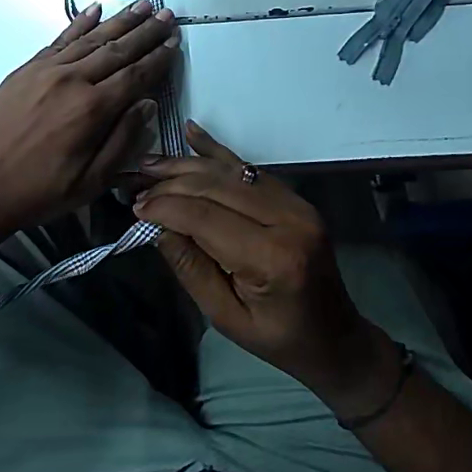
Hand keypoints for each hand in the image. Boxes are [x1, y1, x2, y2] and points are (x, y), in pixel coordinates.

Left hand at [0, 0, 179, 244]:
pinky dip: (78, 24)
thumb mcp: (90, 182)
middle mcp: (70, 81)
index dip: (158, 58)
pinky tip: (93, 11)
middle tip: (165, 14)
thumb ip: (123, 141)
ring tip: (140, 6)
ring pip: (89, 39)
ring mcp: (44, 72)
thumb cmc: (36, 192)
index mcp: (91, 110)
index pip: (135, 75)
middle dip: (145, 32)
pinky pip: (58, 40)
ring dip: (118, 21)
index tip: (174, 41)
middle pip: (116, 49)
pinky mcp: (24, 71)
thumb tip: (147, 105)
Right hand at [134, 122, 399, 415]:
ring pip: (229, 171)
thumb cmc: (278, 338)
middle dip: (169, 184)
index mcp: (273, 257)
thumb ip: (189, 266)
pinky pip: (248, 168)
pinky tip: (190, 133)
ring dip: (185, 165)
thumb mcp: (225, 316)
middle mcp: (289, 220)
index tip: (134, 208)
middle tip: (135, 187)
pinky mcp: (295, 198)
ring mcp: (296, 204)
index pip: (204, 217)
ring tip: (148, 163)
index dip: (165, 207)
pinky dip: (216, 151)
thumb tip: (155, 225)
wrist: (337, 338)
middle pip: (215, 187)